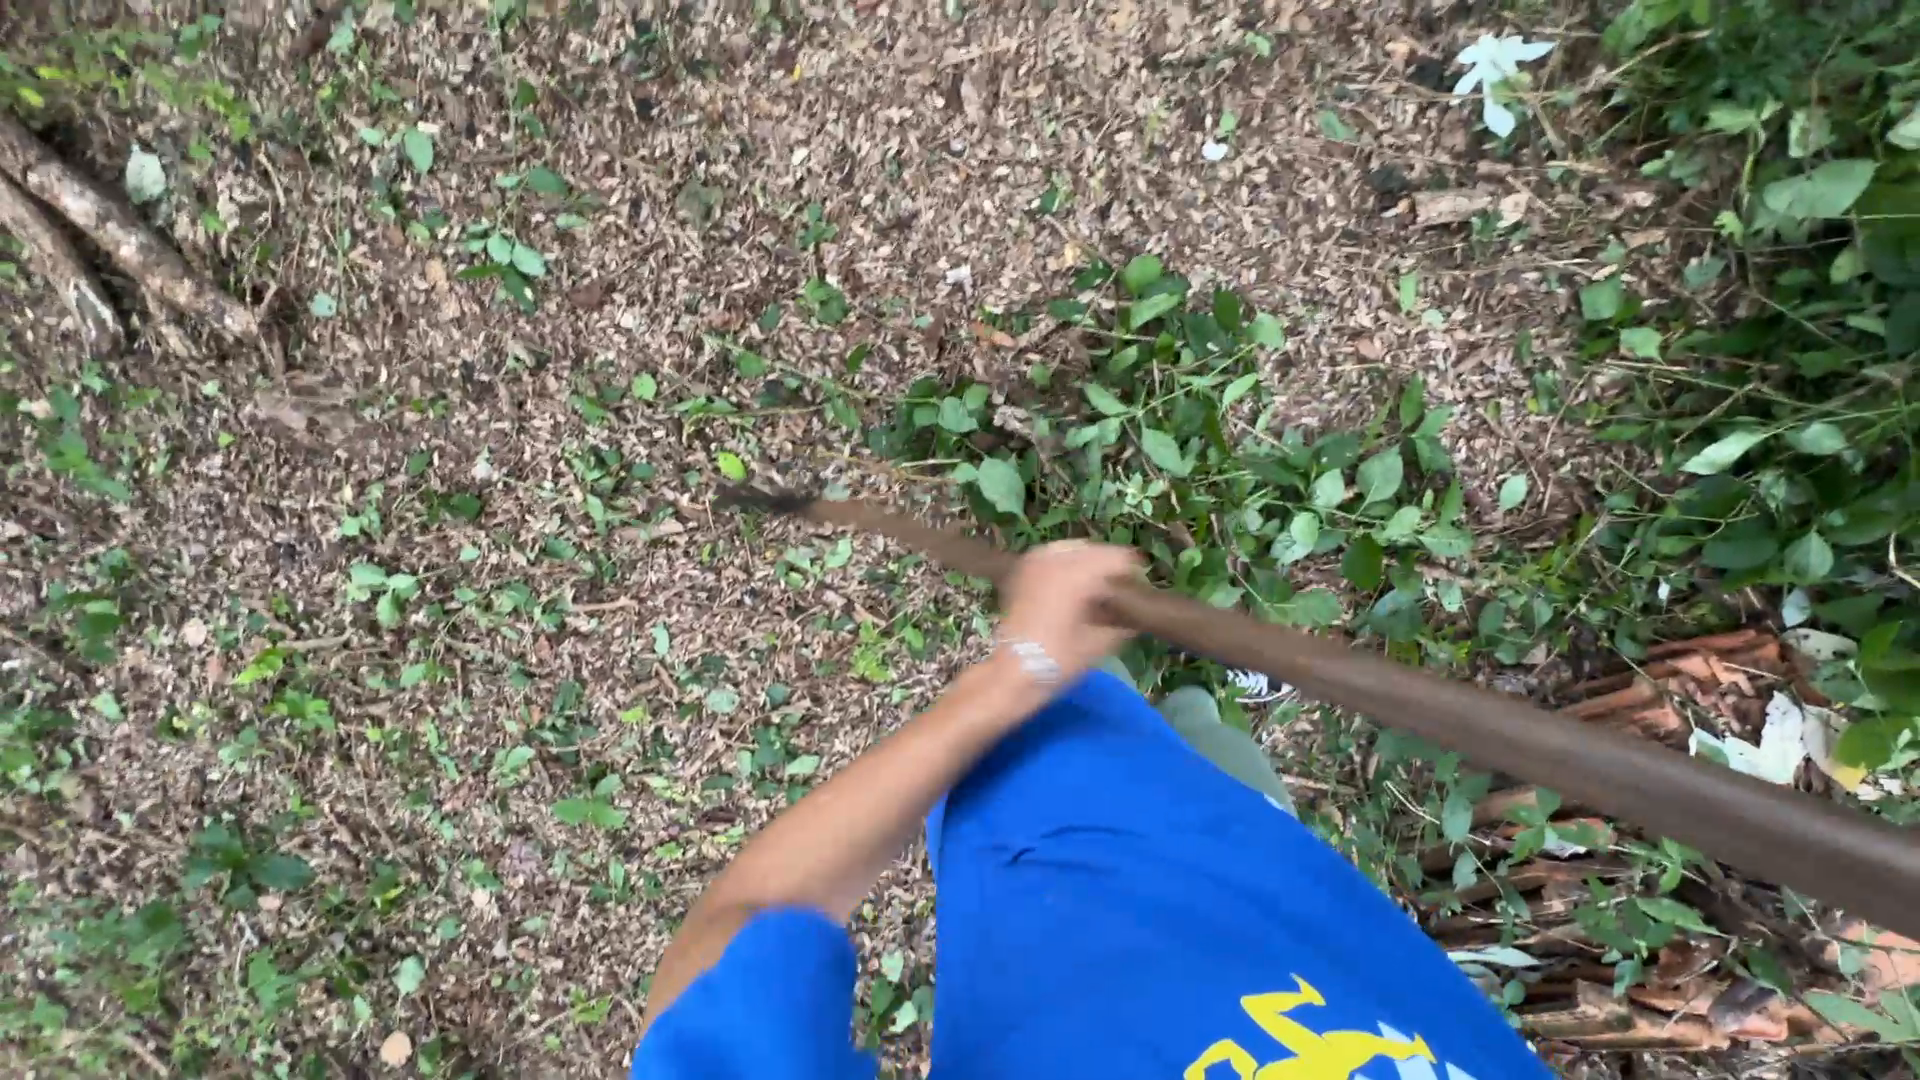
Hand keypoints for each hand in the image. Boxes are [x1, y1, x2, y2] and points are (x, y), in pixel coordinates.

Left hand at [995, 540, 1142, 684]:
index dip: (1132, 570)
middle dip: (1108, 564)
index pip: (1116, 558)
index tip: (1140, 585)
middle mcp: (1055, 561)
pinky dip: (1064, 562)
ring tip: (1095, 583)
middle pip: (1094, 550)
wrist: (1012, 670)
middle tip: (1119, 586)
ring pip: (1071, 548)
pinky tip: (1070, 580)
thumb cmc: (1058, 661)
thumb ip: (1121, 625)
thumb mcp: (1098, 645)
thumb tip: (1134, 617)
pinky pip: (1049, 555)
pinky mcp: (1021, 572)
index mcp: (1077, 576)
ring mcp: (1034, 564)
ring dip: (1086, 561)